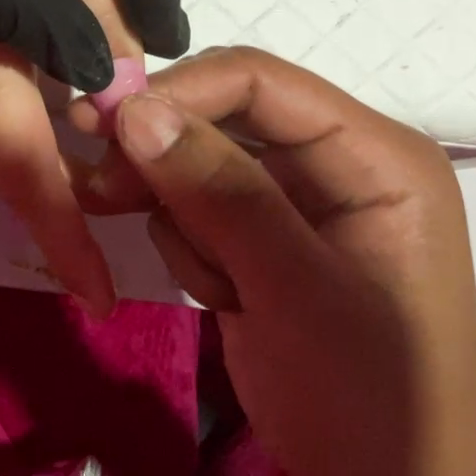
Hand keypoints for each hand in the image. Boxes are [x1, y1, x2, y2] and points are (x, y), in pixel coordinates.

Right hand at [74, 48, 475, 475]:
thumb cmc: (364, 395)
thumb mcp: (295, 290)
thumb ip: (219, 190)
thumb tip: (132, 108)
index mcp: (374, 155)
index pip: (258, 80)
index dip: (178, 92)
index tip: (101, 127)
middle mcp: (336, 161)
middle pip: (220, 115)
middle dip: (166, 158)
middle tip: (102, 191)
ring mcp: (297, 200)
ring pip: (196, 159)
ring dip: (182, 215)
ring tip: (214, 284)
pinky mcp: (263, 236)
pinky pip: (196, 204)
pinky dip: (189, 244)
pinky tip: (221, 295)